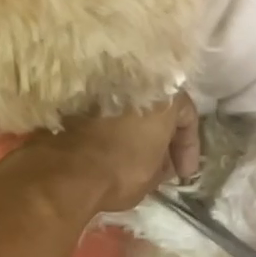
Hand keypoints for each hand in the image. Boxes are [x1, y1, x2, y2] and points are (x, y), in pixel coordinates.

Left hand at [23, 93, 199, 213]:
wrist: (67, 168)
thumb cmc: (121, 170)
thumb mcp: (155, 175)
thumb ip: (164, 163)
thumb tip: (161, 163)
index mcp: (162, 95)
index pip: (187, 114)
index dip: (188, 147)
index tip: (183, 172)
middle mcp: (133, 81)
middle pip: (154, 107)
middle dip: (159, 134)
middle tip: (161, 163)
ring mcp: (101, 87)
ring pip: (125, 108)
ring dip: (132, 129)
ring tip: (133, 157)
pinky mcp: (74, 98)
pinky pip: (100, 113)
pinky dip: (106, 129)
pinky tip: (107, 150)